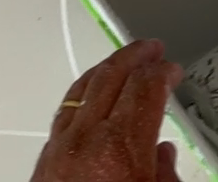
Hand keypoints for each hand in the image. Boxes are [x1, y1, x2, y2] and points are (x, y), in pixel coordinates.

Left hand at [30, 39, 183, 181]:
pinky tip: (91, 93)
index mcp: (121, 148)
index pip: (145, 89)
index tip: (173, 68)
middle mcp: (87, 139)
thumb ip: (166, 179)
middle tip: (152, 49)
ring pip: (84, 86)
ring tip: (124, 61)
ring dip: (107, 67)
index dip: (163, 72)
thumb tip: (164, 158)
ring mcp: (61, 147)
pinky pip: (67, 108)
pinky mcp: (45, 160)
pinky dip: (85, 90)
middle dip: (135, 56)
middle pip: (112, 76)